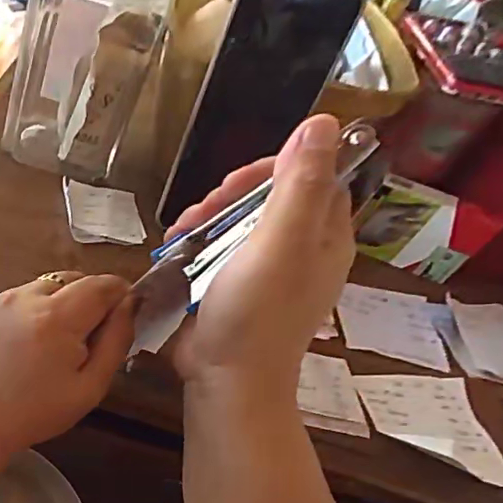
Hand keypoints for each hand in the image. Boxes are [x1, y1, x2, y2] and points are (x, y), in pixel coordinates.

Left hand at [0, 271, 134, 460]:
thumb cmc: (40, 412)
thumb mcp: (92, 387)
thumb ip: (116, 340)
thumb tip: (130, 303)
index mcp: (57, 319)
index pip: (103, 285)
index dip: (119, 295)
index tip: (120, 316)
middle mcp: (27, 298)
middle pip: (75, 279)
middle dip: (89, 302)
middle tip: (84, 339)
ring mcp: (0, 299)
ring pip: (48, 286)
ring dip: (59, 305)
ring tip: (50, 343)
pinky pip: (21, 297)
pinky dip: (32, 312)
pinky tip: (25, 344)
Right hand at [169, 114, 353, 397]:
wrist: (226, 379)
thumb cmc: (257, 314)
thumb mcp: (281, 244)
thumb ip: (301, 184)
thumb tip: (324, 123)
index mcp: (324, 236)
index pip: (311, 175)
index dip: (275, 167)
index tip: (239, 183)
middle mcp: (301, 249)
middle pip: (270, 195)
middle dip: (232, 195)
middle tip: (205, 210)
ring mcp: (266, 269)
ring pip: (240, 219)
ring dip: (208, 216)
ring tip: (182, 232)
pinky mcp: (235, 285)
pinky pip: (220, 246)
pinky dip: (199, 241)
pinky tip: (178, 247)